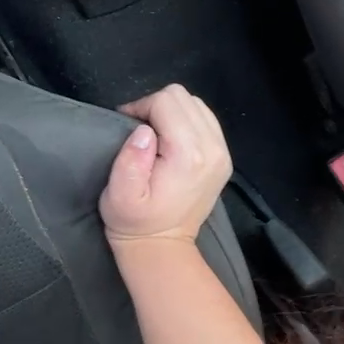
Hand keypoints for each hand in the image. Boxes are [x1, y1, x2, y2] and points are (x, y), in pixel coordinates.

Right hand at [100, 84, 232, 246]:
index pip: (166, 102)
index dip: (140, 107)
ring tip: (155, 135)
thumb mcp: (119, 195)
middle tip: (140, 131)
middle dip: (155, 106)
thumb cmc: (134, 222)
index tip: (128, 128)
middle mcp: (212, 149)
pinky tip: (171, 139)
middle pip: (182, 97)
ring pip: (195, 104)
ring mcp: (222, 153)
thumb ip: (130, 160)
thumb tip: (143, 130)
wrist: (162, 246)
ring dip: (171, 112)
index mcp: (187, 155)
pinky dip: (185, 119)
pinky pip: (205, 118)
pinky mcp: (223, 157)